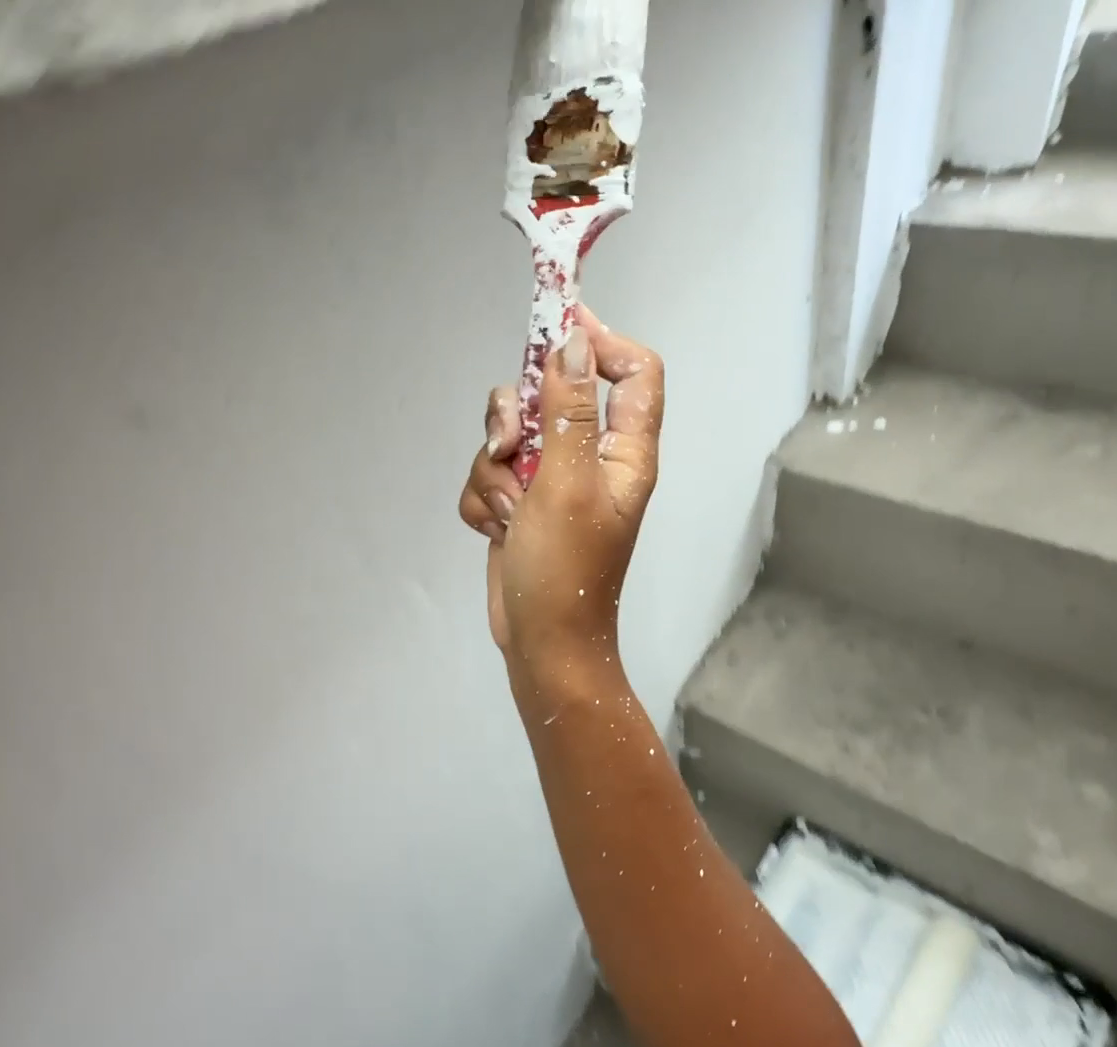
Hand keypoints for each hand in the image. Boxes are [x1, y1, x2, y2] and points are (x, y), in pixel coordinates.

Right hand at [457, 306, 664, 670]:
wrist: (540, 645)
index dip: (600, 343)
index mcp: (623, 451)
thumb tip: (575, 339)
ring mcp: (551, 481)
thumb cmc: (565, 571)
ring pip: (510, 436)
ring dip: (495, 474)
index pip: (633, 371)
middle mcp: (590, 458)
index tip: (553, 331)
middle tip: (509, 449)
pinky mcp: (519, 504)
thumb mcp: (566, 484)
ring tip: (509, 515)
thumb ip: (568, 410)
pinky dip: (484, 503)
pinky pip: (490, 476)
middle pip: (551, 394)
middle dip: (517, 418)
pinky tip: (497, 533)